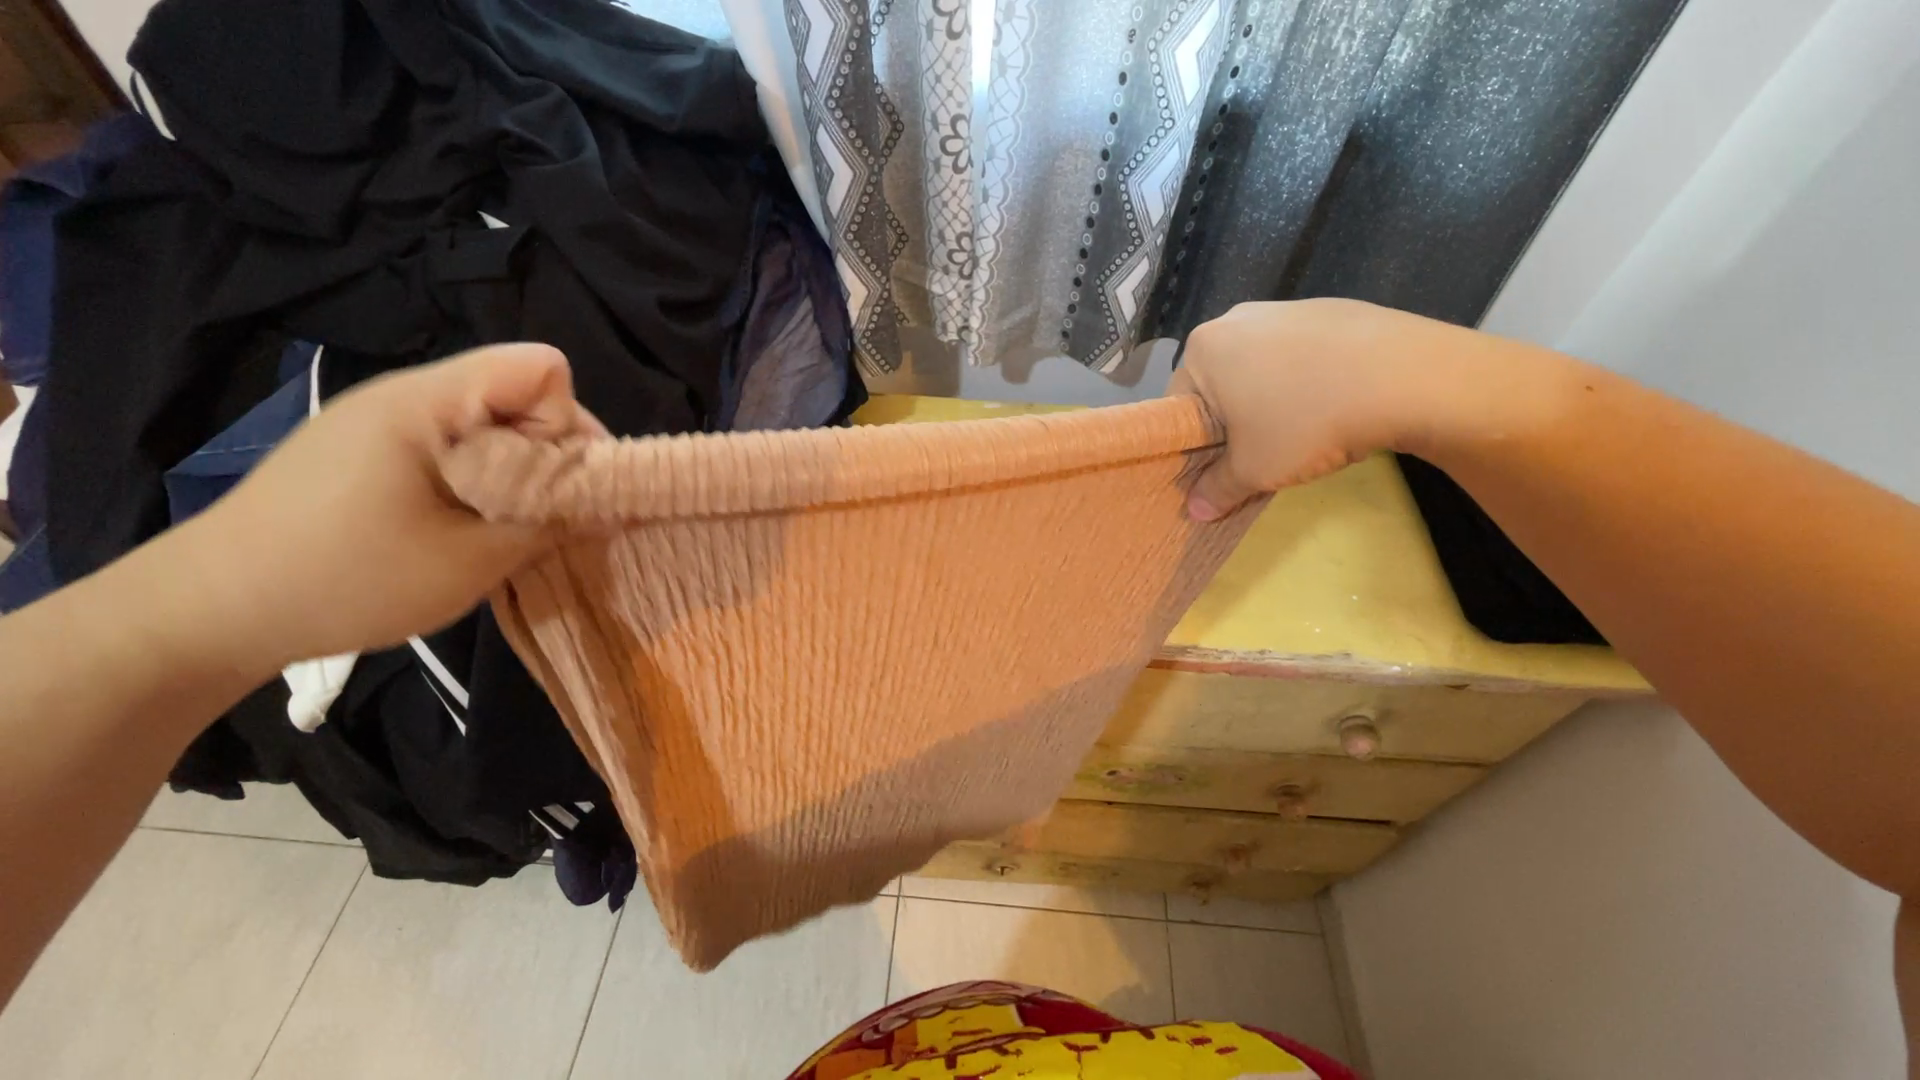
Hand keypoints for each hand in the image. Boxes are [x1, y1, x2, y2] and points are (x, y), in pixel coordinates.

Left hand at [176, 343, 602, 671]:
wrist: (209, 611)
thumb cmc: (347, 579)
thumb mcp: (471, 560)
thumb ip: (551, 522)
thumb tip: (614, 504)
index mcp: (428, 402)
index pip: (542, 371)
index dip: (567, 426)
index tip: (562, 489)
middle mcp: (408, 394)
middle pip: (520, 394)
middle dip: (550, 454)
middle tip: (542, 520)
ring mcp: (383, 420)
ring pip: (490, 424)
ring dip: (516, 474)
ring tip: (500, 530)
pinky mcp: (368, 449)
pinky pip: (453, 444)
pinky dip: (479, 482)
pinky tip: (461, 527)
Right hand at [1169, 298, 1553, 520]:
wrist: (1407, 376)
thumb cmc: (1306, 422)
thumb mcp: (1254, 469)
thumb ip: (1217, 489)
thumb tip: (1194, 510)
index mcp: (1203, 349)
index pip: (1179, 406)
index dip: (1196, 444)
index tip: (1222, 467)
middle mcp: (1236, 319)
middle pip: (1219, 382)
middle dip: (1234, 419)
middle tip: (1262, 452)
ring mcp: (1286, 308)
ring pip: (1261, 367)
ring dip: (1270, 399)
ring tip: (1305, 429)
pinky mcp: (1331, 309)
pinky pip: (1301, 353)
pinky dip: (1308, 378)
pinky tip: (1335, 401)